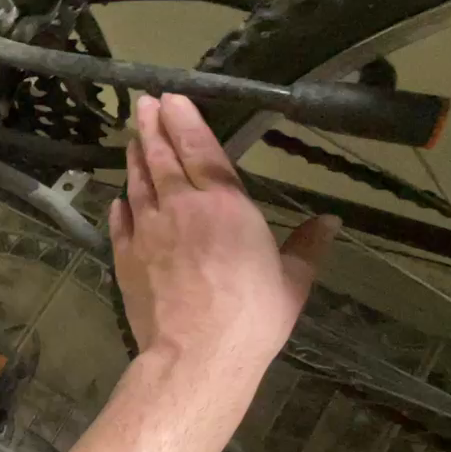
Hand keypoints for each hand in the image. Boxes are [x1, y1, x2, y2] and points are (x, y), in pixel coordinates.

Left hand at [110, 94, 338, 382]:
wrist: (195, 353)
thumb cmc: (252, 316)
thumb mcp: (292, 280)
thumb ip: (307, 245)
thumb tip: (331, 220)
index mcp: (225, 205)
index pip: (201, 150)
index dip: (186, 122)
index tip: (172, 99)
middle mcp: (181, 208)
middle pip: (162, 159)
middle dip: (152, 127)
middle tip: (144, 104)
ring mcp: (147, 232)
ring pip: (137, 185)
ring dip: (133, 159)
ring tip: (131, 138)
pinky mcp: (125, 258)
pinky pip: (120, 223)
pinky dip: (120, 206)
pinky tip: (119, 198)